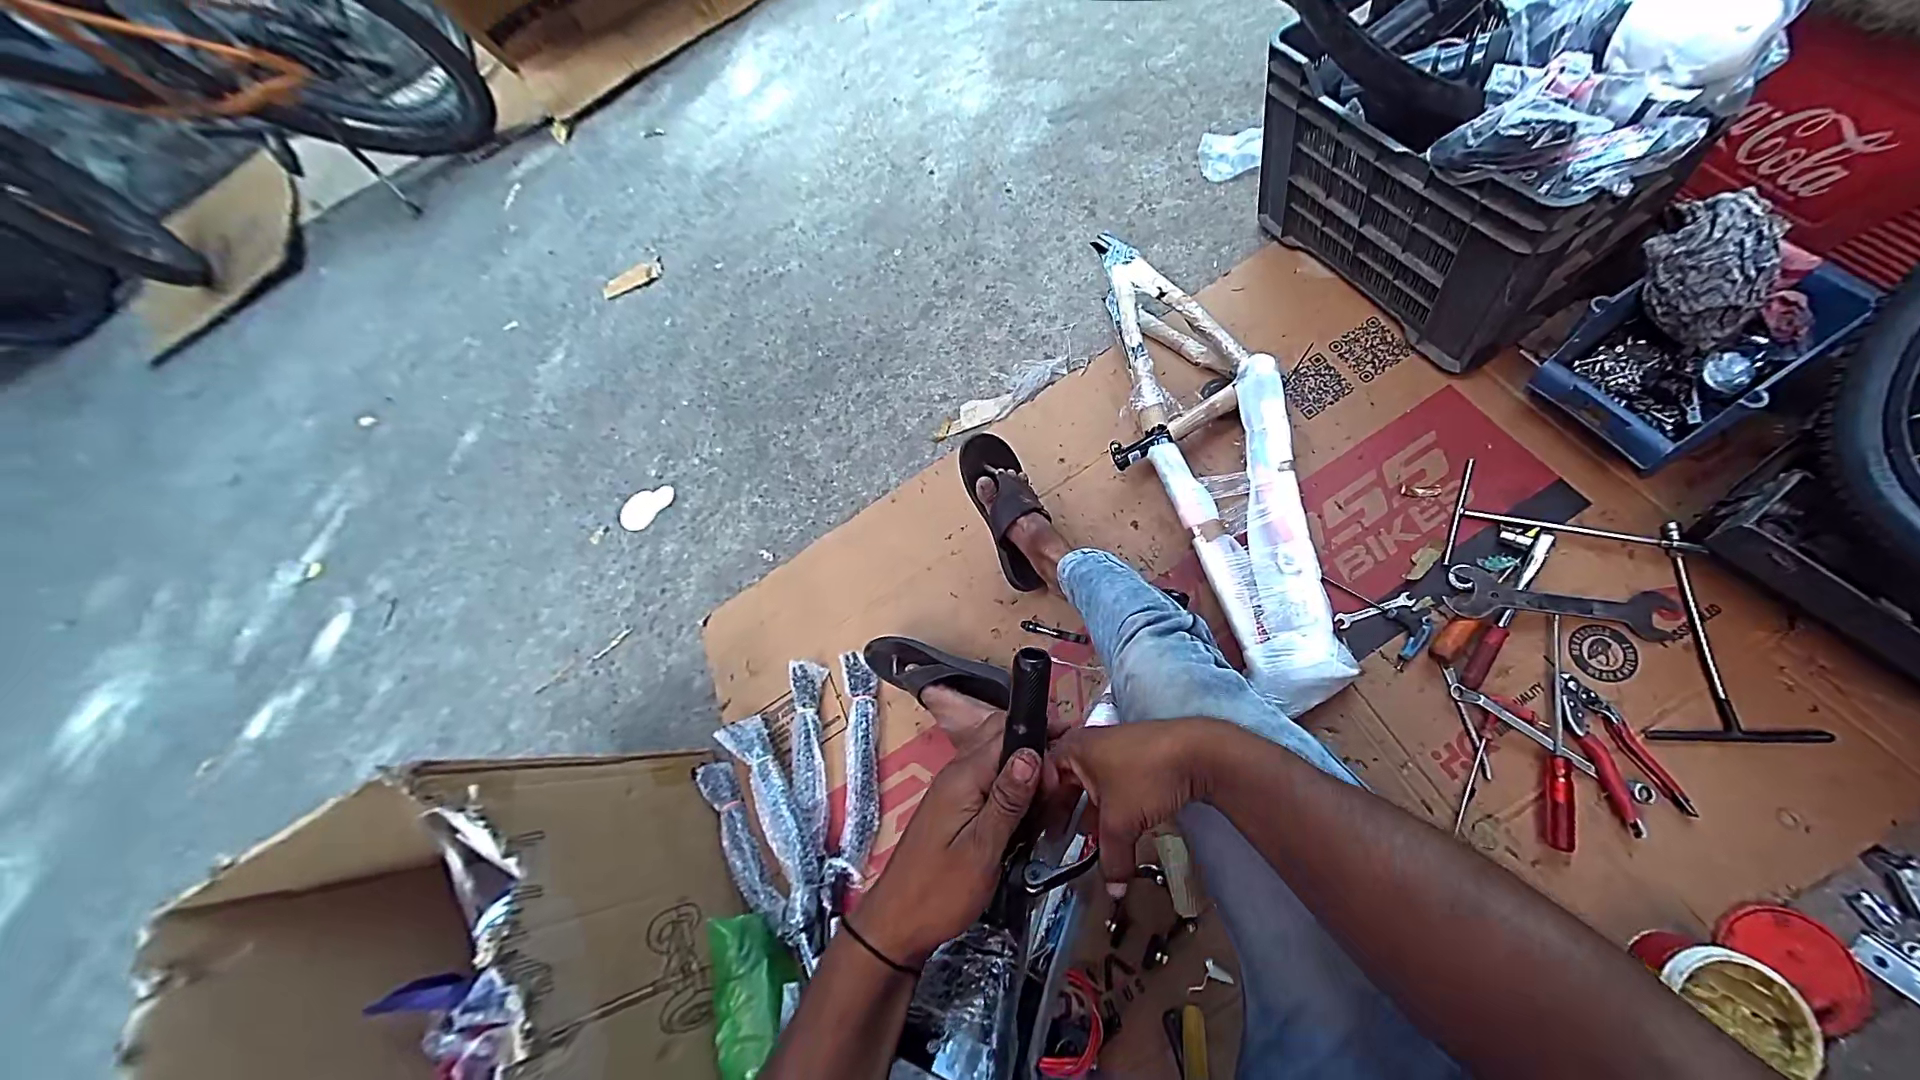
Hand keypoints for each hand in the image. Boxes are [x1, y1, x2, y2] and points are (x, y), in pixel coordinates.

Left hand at [851, 738, 1042, 967]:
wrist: (897, 924)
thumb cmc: (940, 891)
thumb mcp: (982, 848)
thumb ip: (1008, 800)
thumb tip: (1032, 753)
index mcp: (964, 775)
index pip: (1007, 732)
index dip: (1040, 740)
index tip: (1068, 761)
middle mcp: (957, 772)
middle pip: (1000, 737)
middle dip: (1034, 749)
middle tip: (1061, 780)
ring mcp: (954, 788)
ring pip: (996, 758)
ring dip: (1024, 769)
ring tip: (1049, 798)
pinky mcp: (955, 806)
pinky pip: (988, 780)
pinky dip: (1011, 789)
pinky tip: (1026, 815)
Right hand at [1054, 718, 1226, 890]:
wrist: (1197, 753)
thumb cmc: (1143, 777)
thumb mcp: (1120, 822)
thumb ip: (1111, 858)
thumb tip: (1113, 891)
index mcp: (1072, 749)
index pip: (1040, 776)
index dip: (1037, 805)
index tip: (1035, 831)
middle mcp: (1087, 744)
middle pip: (1064, 781)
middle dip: (1062, 810)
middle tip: (1053, 838)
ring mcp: (1112, 749)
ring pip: (1090, 784)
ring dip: (1087, 811)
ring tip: (1084, 839)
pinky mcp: (1135, 758)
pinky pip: (1110, 784)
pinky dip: (1107, 806)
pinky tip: (1115, 828)